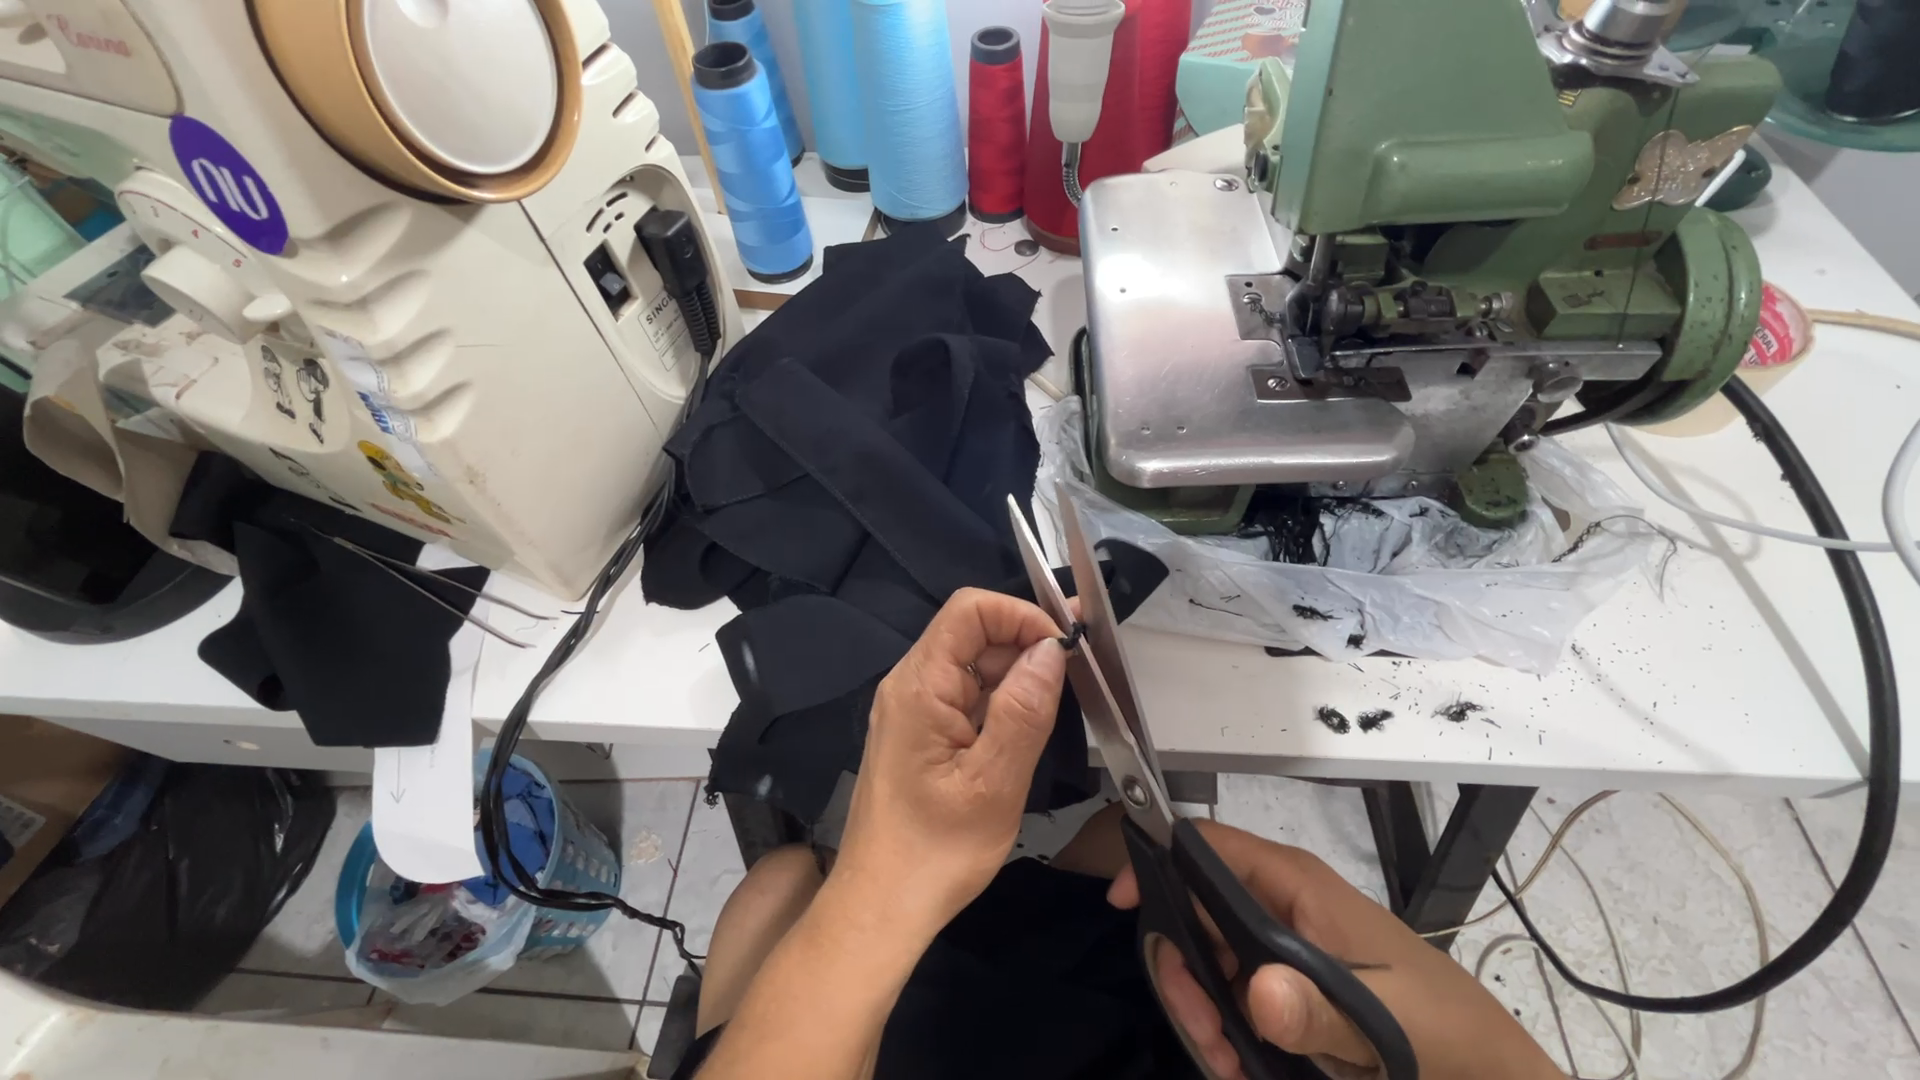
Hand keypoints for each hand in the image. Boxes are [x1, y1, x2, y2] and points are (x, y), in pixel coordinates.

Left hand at [835, 588, 1069, 931]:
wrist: (882, 906)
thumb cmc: (935, 852)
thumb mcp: (994, 783)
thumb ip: (1024, 711)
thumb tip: (1051, 651)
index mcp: (919, 686)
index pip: (969, 610)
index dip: (1020, 615)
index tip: (1064, 646)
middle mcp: (910, 686)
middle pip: (972, 633)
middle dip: (1026, 643)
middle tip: (1079, 672)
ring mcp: (914, 710)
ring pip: (973, 665)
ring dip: (1018, 674)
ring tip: (1061, 701)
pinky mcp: (922, 733)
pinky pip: (967, 696)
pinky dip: (1003, 701)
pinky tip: (1029, 724)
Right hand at [1110, 820, 1561, 1079]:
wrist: (1491, 1076)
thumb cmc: (1443, 1029)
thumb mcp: (1387, 1022)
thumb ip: (1321, 1010)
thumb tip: (1255, 992)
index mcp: (1293, 885)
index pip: (1206, 845)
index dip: (1157, 858)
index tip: (1123, 902)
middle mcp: (1275, 905)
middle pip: (1191, 909)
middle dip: (1184, 969)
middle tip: (1204, 1030)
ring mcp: (1276, 947)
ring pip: (1204, 957)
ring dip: (1202, 1009)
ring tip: (1227, 1061)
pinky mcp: (1282, 986)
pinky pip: (1229, 994)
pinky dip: (1223, 1029)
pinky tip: (1239, 1065)